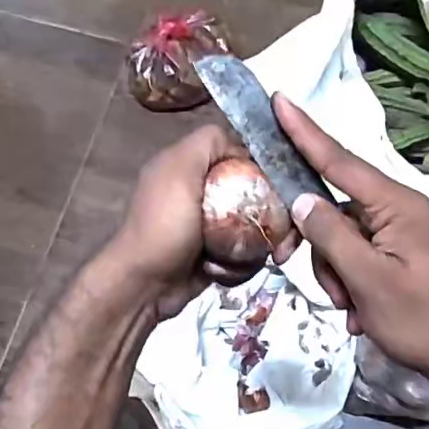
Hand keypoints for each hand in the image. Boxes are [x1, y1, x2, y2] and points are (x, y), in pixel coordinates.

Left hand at [102, 124, 266, 317]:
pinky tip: (234, 269)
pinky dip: (242, 262)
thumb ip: (207, 143)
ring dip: (256, 241)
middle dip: (268, 208)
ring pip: (250, 225)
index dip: (259, 162)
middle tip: (284, 224)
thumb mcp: (179, 169)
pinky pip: (242, 253)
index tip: (281, 179)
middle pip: (249, 191)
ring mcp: (206, 228)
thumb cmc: (163, 226)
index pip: (235, 153)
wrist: (144, 286)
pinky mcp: (214, 256)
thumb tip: (240, 142)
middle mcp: (198, 194)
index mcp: (188, 167)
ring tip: (265, 251)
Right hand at [273, 94, 428, 378]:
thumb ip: (331, 236)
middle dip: (322, 250)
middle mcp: (396, 208)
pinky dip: (349, 283)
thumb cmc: (419, 319)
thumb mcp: (368, 279)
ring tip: (353, 308)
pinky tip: (360, 312)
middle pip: (332, 210)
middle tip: (330, 290)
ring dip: (336, 275)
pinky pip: (353, 256)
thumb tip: (301, 199)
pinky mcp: (395, 252)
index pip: (340, 161)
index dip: (305, 132)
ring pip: (338, 238)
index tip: (279, 101)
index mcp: (395, 204)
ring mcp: (396, 231)